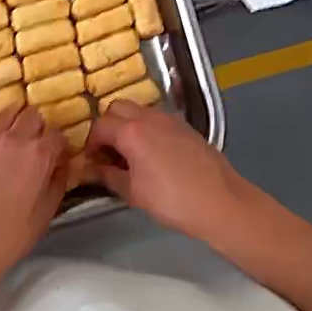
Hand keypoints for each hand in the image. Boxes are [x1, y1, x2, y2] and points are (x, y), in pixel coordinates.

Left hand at [0, 105, 66, 286]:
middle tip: (35, 145)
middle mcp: (16, 138)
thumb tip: (61, 163)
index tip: (57, 156)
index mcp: (40, 154)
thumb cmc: (13, 234)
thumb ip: (58, 180)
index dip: (59, 145)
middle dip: (38, 127)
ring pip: (8, 112)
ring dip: (16, 122)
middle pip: (33, 115)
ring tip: (14, 138)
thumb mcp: (48, 211)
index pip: (57, 134)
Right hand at [85, 101, 257, 244]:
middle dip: (107, 126)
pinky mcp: (185, 126)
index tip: (91, 161)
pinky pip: (156, 119)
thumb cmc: (172, 200)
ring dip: (127, 125)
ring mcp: (169, 119)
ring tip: (129, 154)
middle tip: (108, 152)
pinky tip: (153, 155)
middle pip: (117, 108)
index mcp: (131, 131)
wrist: (221, 202)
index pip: (100, 126)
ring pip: (138, 111)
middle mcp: (149, 117)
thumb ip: (108, 176)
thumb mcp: (133, 193)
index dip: (91, 143)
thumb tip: (92, 169)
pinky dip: (146, 129)